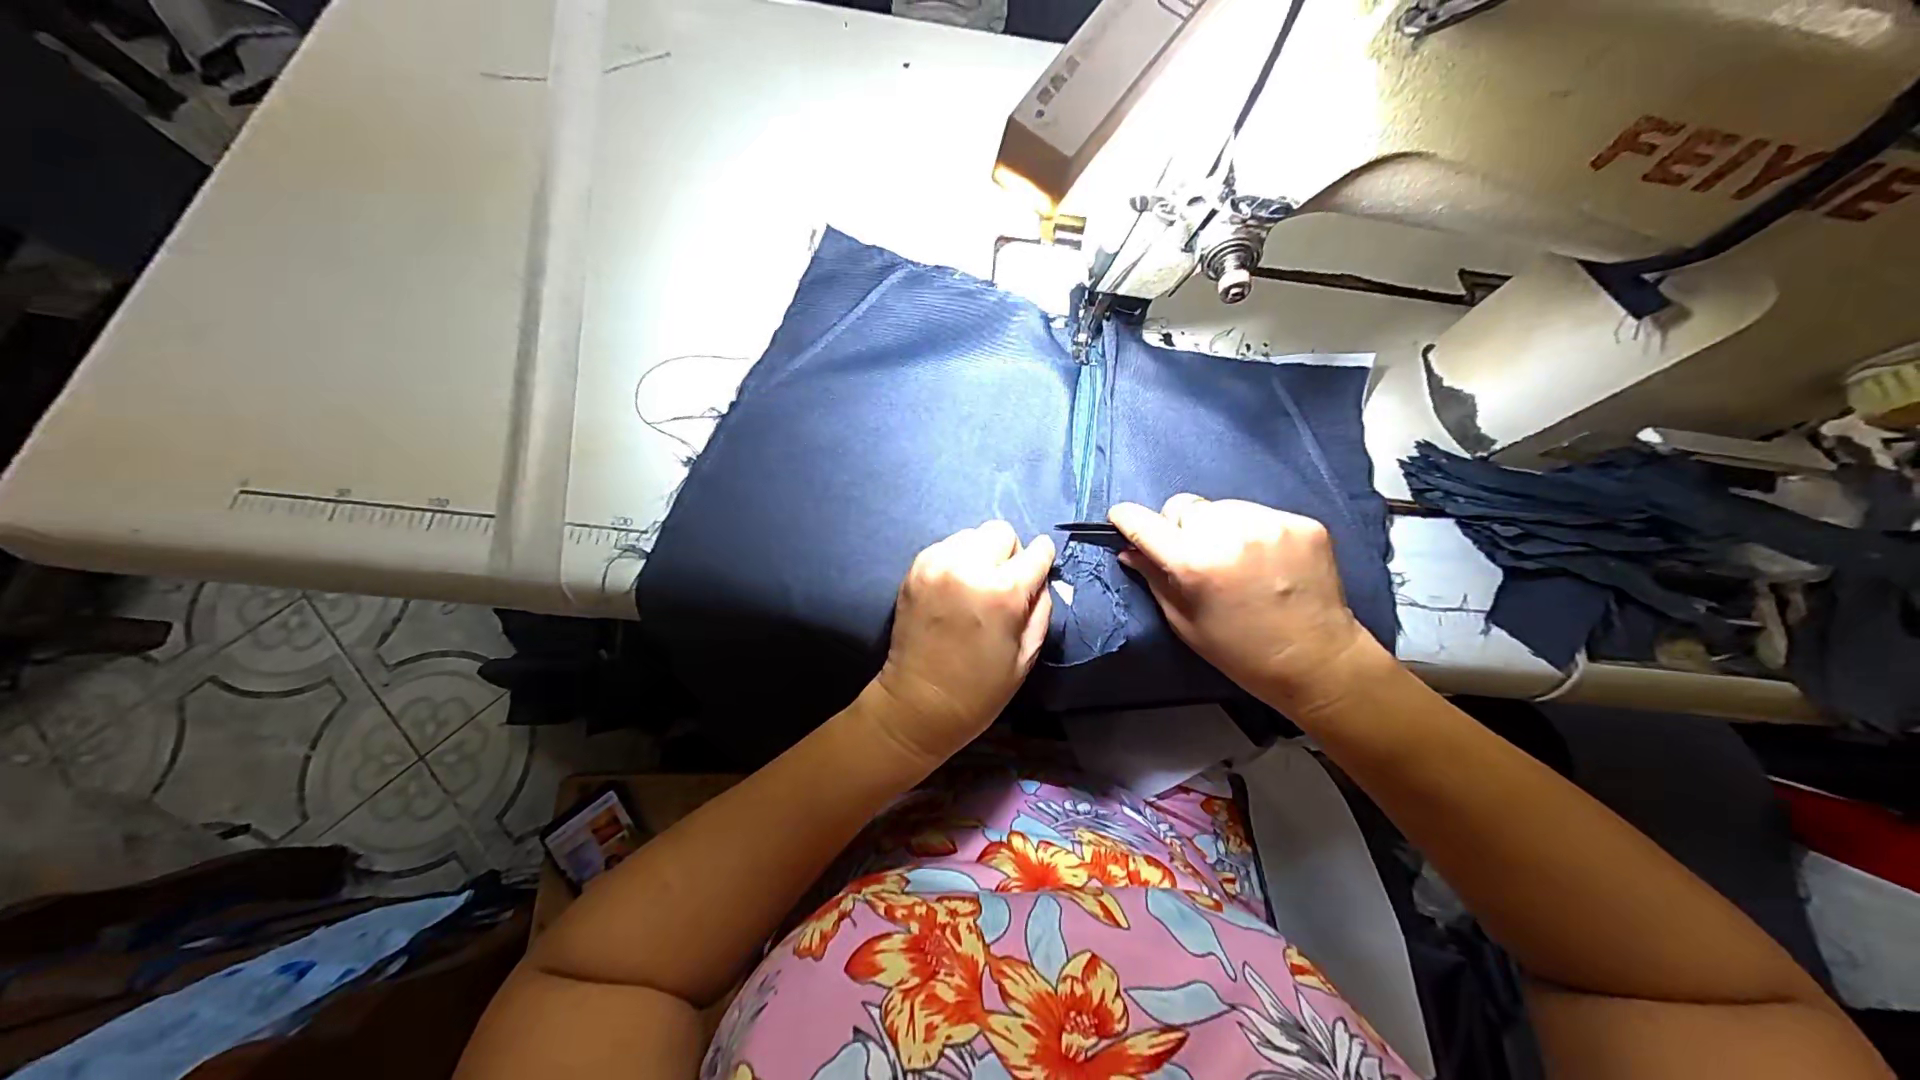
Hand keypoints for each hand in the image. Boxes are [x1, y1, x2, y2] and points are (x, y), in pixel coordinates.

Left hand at [869, 521, 1055, 765]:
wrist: (918, 704)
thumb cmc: (979, 689)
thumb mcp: (1026, 655)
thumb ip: (1039, 609)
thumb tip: (1039, 580)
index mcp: (1003, 591)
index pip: (1037, 551)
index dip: (1041, 562)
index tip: (1037, 572)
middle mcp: (968, 567)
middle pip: (1000, 532)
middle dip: (1009, 554)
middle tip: (1002, 583)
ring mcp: (937, 565)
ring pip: (971, 535)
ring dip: (980, 554)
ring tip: (975, 586)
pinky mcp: (915, 569)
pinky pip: (946, 547)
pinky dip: (956, 560)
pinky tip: (954, 589)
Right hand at [1108, 495, 1389, 718]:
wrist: (1316, 660)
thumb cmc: (1240, 651)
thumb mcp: (1184, 621)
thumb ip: (1154, 578)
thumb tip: (1129, 550)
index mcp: (1195, 563)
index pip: (1145, 523)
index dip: (1127, 518)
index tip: (1121, 517)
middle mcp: (1230, 534)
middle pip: (1184, 507)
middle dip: (1181, 527)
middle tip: (1196, 556)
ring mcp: (1269, 524)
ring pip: (1222, 508)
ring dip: (1218, 527)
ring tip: (1236, 560)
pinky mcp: (1301, 523)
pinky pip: (1258, 514)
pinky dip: (1253, 531)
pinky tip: (1265, 560)